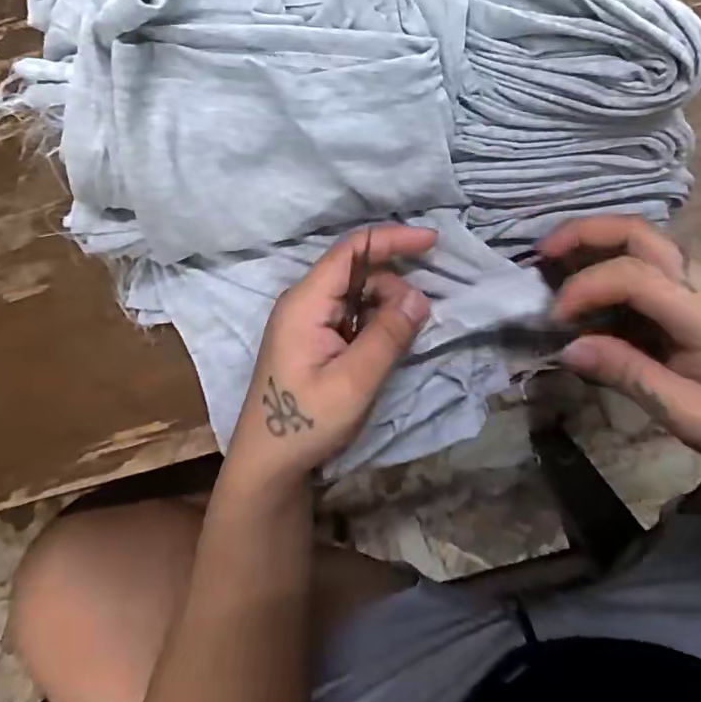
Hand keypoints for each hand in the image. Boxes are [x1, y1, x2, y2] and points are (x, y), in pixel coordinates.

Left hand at [225, 225, 436, 489]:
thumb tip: (419, 296)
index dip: (391, 238)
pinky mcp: (313, 339)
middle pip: (355, 271)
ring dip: (386, 305)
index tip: (432, 241)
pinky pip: (350, 315)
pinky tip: (388, 342)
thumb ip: (388, 335)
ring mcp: (306, 321)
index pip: (350, 251)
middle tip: (419, 319)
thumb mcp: (355, 381)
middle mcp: (303, 302)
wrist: (268, 462)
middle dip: (393, 284)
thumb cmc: (307, 421)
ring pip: (356, 294)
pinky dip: (374, 321)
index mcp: (306, 302)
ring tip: (404, 338)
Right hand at [537, 216, 700, 479]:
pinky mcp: (693, 285)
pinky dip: (607, 253)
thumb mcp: (687, 415)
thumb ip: (629, 376)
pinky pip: (645, 253)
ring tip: (554, 258)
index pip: (634, 276)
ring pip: (642, 234)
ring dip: (594, 238)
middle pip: (639, 232)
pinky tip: (585, 276)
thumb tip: (568, 347)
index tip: (556, 318)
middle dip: (584, 232)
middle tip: (543, 252)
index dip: (585, 287)